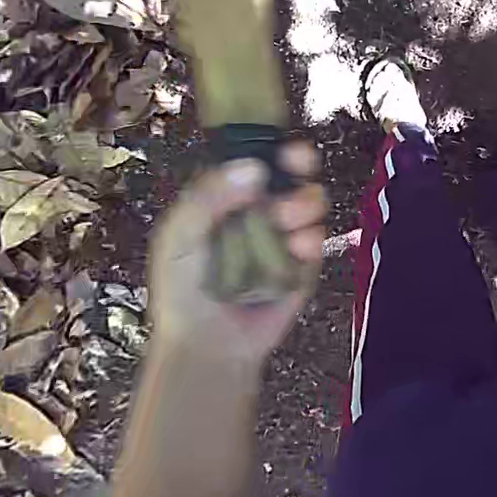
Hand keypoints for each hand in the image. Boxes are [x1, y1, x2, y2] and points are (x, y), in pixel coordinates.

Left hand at [146, 141, 326, 367]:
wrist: (207, 346)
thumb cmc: (182, 288)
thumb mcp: (180, 237)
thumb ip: (209, 197)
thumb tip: (256, 169)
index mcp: (227, 198)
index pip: (256, 161)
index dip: (274, 149)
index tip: (287, 149)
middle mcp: (258, 211)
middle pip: (290, 174)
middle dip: (301, 166)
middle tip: (303, 167)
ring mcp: (283, 237)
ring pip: (309, 202)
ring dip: (306, 203)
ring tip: (290, 221)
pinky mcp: (302, 266)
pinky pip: (316, 242)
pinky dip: (313, 240)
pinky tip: (300, 248)